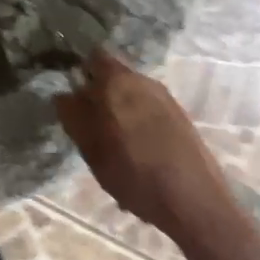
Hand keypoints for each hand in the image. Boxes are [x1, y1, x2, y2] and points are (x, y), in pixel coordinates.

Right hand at [54, 49, 229, 233]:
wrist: (194, 201)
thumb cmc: (135, 175)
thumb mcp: (92, 151)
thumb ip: (74, 117)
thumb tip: (64, 95)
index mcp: (116, 82)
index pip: (91, 58)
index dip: (79, 74)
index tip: (72, 96)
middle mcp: (141, 80)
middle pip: (112, 74)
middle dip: (99, 91)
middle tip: (90, 121)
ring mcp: (164, 96)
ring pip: (131, 91)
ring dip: (119, 106)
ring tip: (114, 140)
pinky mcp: (179, 114)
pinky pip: (148, 106)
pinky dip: (137, 118)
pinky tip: (138, 148)